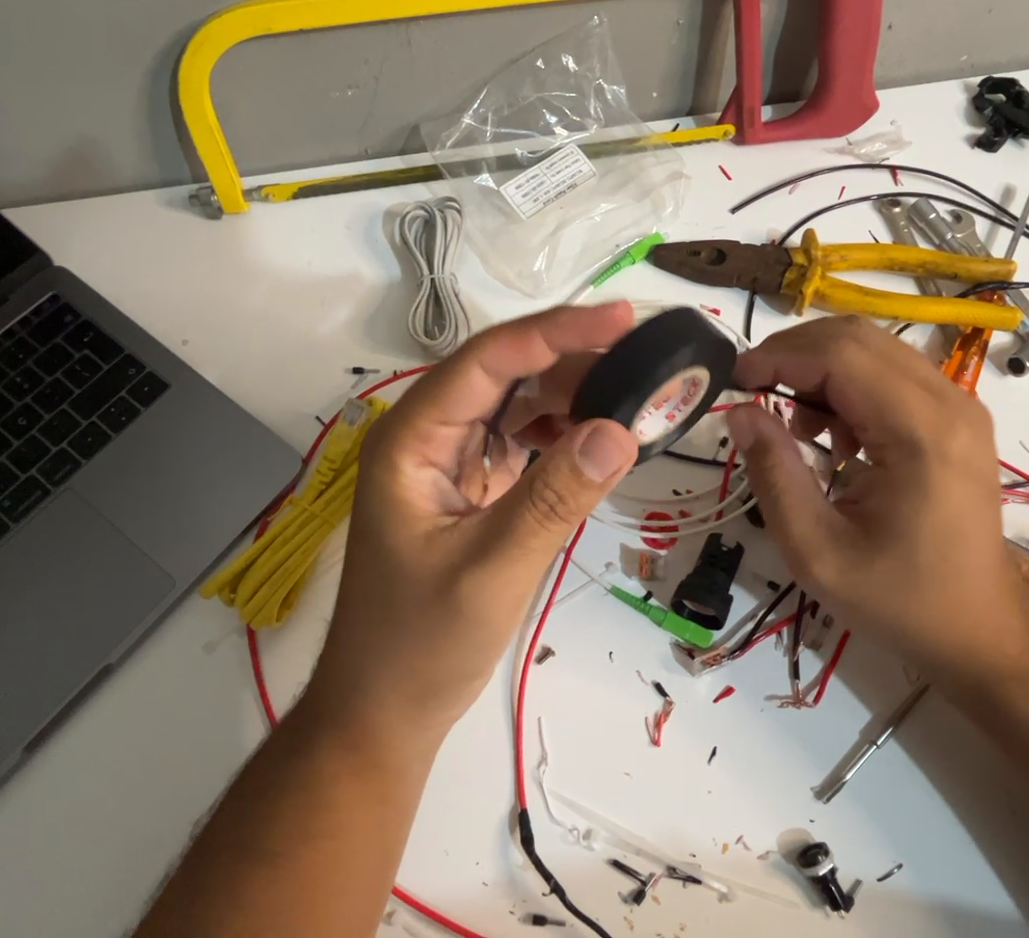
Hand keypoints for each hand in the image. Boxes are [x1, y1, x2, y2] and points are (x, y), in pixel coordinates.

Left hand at [310, 304, 639, 741]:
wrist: (383, 709)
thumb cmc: (420, 644)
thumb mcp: (492, 569)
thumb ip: (555, 498)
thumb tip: (622, 429)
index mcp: (412, 439)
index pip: (490, 360)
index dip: (558, 331)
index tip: (624, 319)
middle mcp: (426, 436)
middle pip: (504, 372)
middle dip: (572, 358)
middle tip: (645, 355)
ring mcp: (446, 463)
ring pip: (514, 404)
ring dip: (571, 394)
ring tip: (634, 391)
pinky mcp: (468, 490)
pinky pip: (519, 443)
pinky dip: (560, 434)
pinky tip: (598, 437)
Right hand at [726, 317, 1028, 684]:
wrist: (980, 628)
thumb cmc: (899, 598)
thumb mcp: (817, 551)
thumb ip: (774, 475)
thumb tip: (740, 413)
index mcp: (921, 433)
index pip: (841, 356)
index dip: (778, 358)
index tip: (734, 383)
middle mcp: (949, 403)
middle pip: (857, 339)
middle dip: (794, 356)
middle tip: (753, 395)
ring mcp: (959, 406)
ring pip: (873, 350)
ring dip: (819, 372)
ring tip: (794, 428)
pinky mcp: (956, 417)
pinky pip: (890, 374)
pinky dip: (847, 388)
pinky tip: (832, 438)